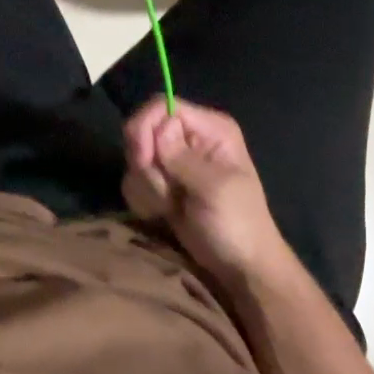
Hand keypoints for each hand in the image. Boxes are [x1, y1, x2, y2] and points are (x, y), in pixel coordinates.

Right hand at [121, 98, 296, 282]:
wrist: (239, 266)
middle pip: (142, 132)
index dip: (145, 129)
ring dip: (147, 189)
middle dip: (146, 166)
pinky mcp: (161, 186)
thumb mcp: (215, 189)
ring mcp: (173, 163)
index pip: (162, 106)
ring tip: (171, 208)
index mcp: (211, 129)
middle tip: (166, 193)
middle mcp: (189, 139)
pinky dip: (143, 201)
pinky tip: (164, 214)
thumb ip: (182, 158)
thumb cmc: (237, 224)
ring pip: (134, 160)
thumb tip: (159, 129)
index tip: (142, 160)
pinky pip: (134, 182)